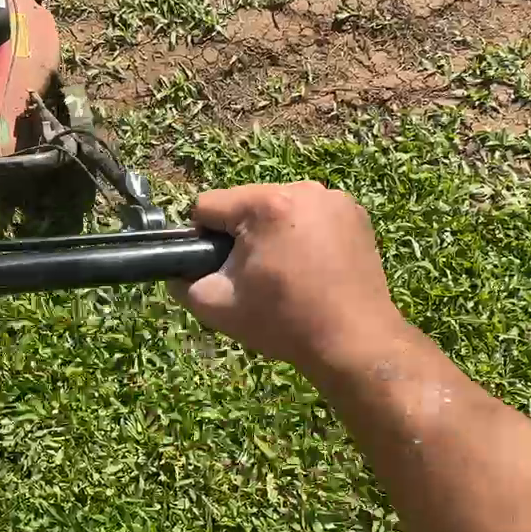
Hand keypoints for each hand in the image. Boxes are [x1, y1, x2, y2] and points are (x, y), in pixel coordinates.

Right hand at [171, 182, 408, 371]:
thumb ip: (181, 283)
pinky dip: (301, 234)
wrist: (352, 341)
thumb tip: (175, 271)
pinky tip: (309, 267)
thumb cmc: (284, 323)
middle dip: (239, 235)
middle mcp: (303, 190)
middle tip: (253, 276)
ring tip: (282, 273)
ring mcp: (334, 199)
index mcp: (265, 206)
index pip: (207, 205)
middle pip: (245, 203)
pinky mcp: (354, 213)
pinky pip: (309, 215)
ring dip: (270, 233)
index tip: (218, 267)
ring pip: (277, 207)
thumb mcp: (216, 307)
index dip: (201, 238)